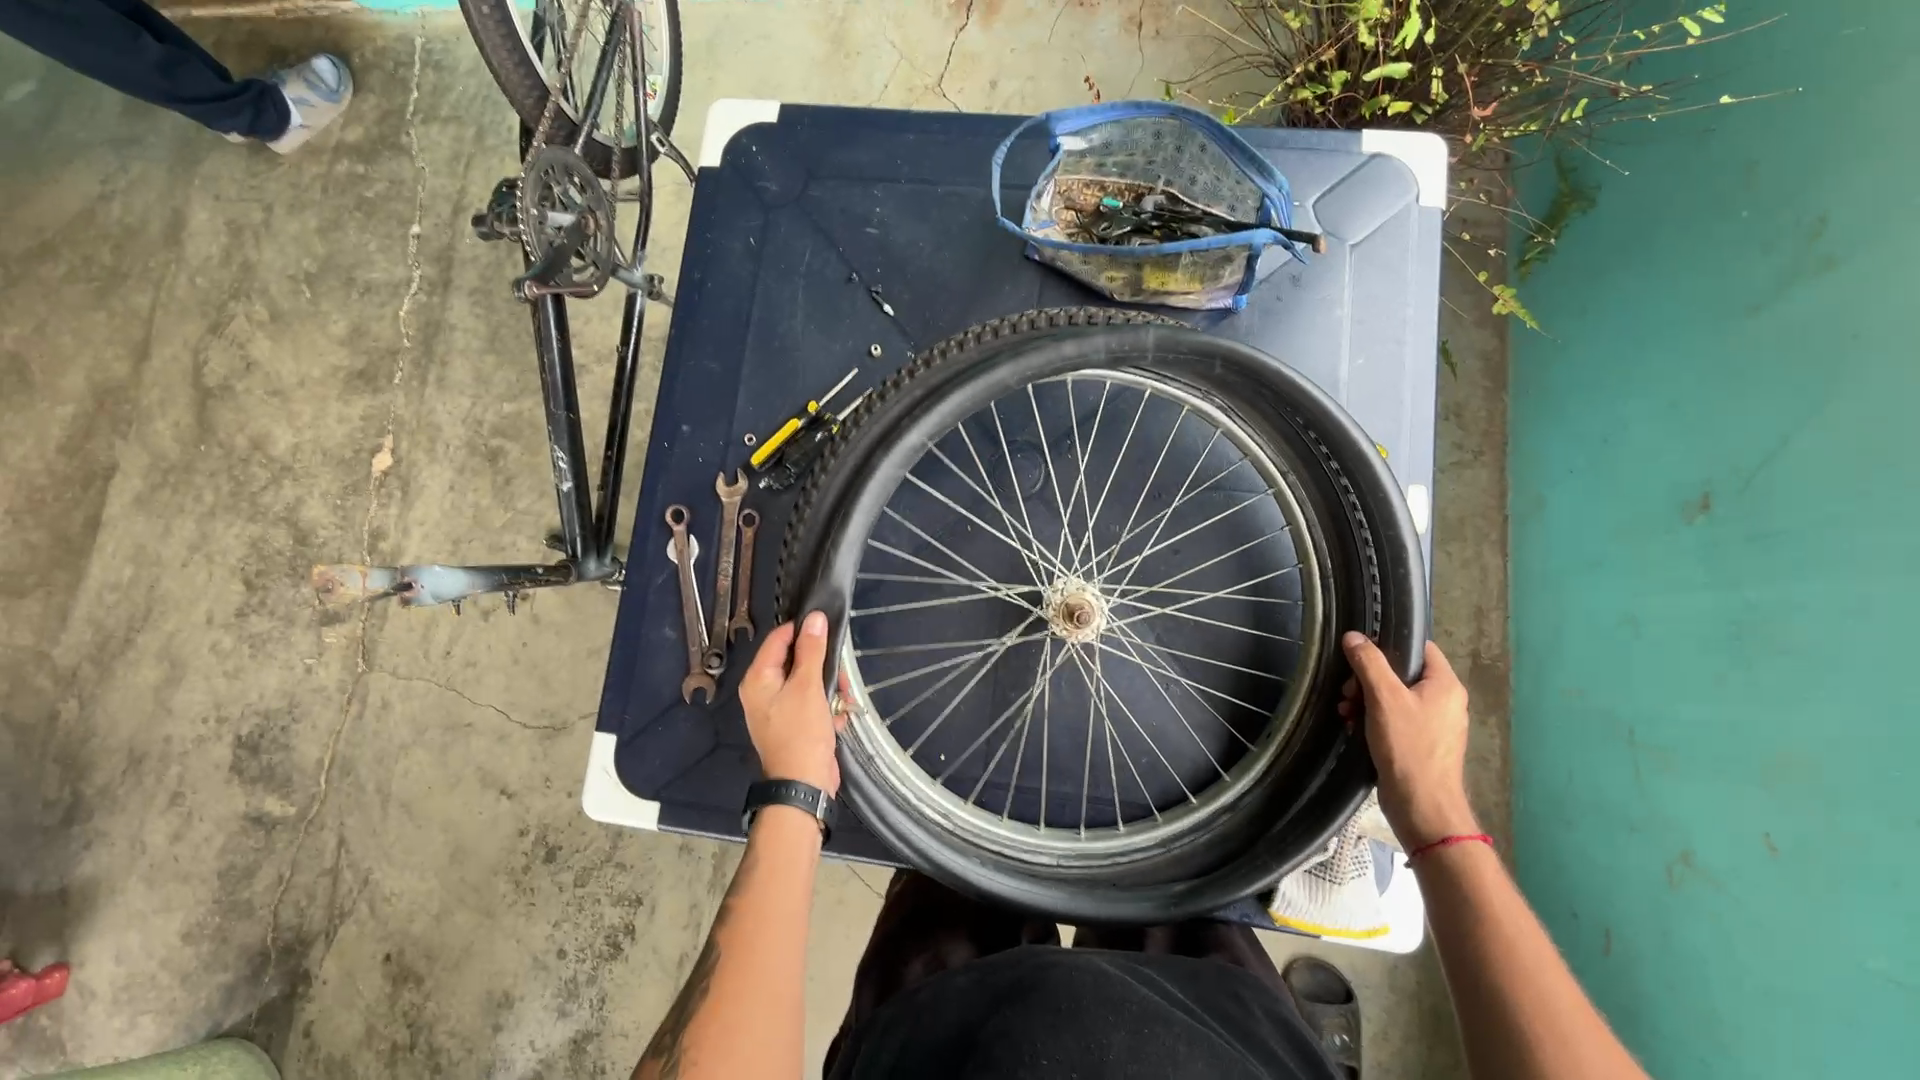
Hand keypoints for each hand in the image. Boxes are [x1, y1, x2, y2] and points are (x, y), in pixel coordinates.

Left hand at [740, 611, 847, 795]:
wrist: (804, 784)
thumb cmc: (801, 733)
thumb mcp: (808, 687)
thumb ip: (812, 650)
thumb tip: (815, 618)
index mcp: (759, 679)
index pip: (778, 639)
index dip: (803, 630)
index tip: (828, 628)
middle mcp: (764, 691)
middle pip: (796, 660)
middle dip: (823, 665)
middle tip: (840, 674)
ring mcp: (779, 708)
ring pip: (808, 682)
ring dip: (830, 688)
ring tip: (843, 699)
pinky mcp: (795, 723)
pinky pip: (812, 702)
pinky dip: (828, 707)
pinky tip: (839, 716)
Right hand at [1339, 632, 1478, 848]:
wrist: (1422, 805)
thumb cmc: (1408, 746)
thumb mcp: (1384, 699)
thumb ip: (1369, 663)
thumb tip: (1354, 636)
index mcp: (1445, 684)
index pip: (1420, 648)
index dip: (1389, 644)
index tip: (1360, 653)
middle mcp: (1445, 701)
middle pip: (1401, 673)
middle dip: (1368, 679)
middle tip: (1348, 692)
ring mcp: (1434, 724)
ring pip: (1394, 697)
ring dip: (1365, 700)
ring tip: (1346, 712)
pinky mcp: (1420, 744)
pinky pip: (1394, 719)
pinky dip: (1373, 719)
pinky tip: (1355, 729)